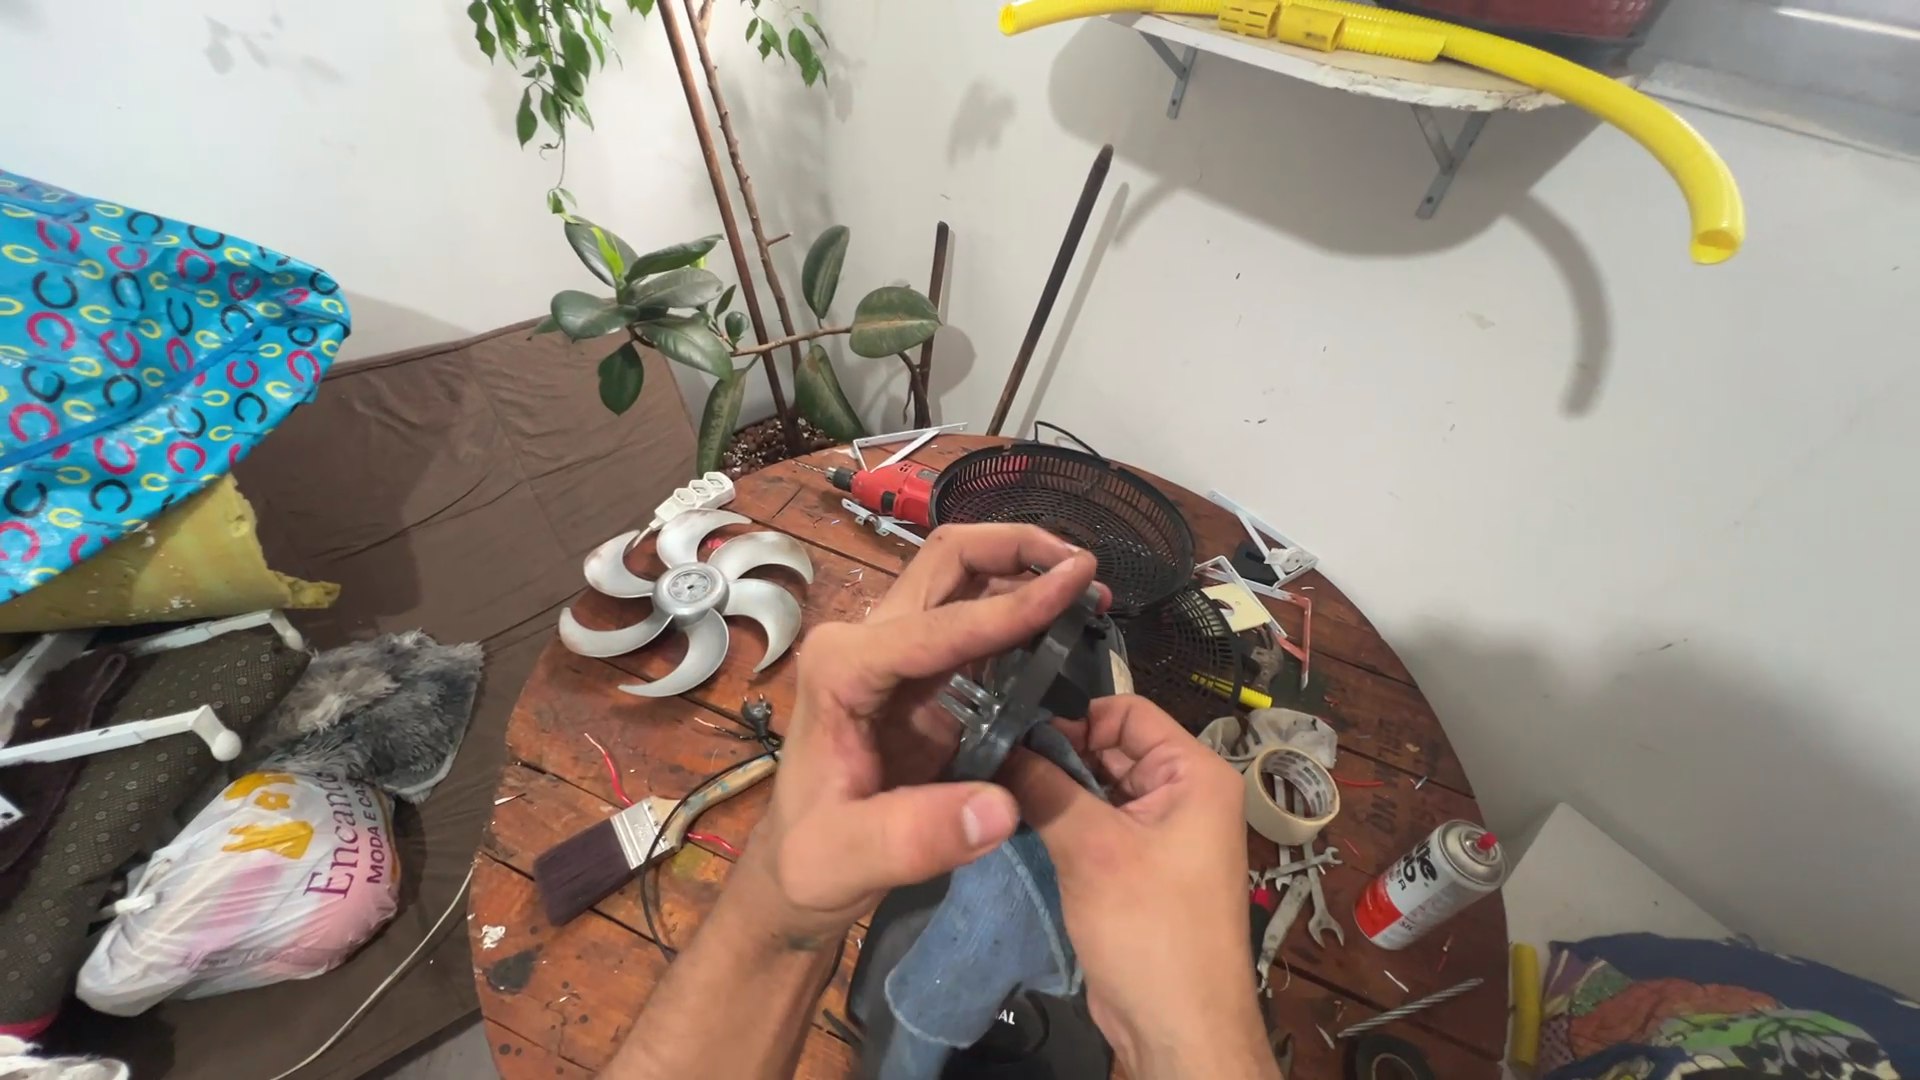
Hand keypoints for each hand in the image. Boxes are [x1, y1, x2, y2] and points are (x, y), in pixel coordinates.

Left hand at [740, 523, 1100, 945]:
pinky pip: (975, 618)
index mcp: (843, 667)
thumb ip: (915, 837)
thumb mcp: (844, 858)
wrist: (797, 866)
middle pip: (947, 560)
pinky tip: (1058, 622)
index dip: (1012, 604)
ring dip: (1022, 569)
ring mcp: (895, 650)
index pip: (939, 623)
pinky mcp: (923, 671)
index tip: (1076, 584)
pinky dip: (1018, 608)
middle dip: (1016, 548)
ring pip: (962, 576)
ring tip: (1085, 588)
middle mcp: (866, 640)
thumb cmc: (809, 861)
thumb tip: (1002, 807)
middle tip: (1082, 565)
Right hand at [1001, 696, 1279, 1079]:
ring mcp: (1157, 828)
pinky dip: (1061, 816)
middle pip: (1109, 747)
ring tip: (999, 787)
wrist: (1176, 1031)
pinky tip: (1018, 817)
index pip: (1128, 712)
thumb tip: (998, 744)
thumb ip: (1044, 786)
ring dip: (1054, 787)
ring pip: (1096, 784)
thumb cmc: (1149, 928)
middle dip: (1058, 753)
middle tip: (998, 760)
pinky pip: (1094, 819)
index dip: (1076, 717)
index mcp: (1193, 773)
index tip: (1021, 734)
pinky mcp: (1135, 861)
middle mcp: (1180, 791)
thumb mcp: (1092, 847)